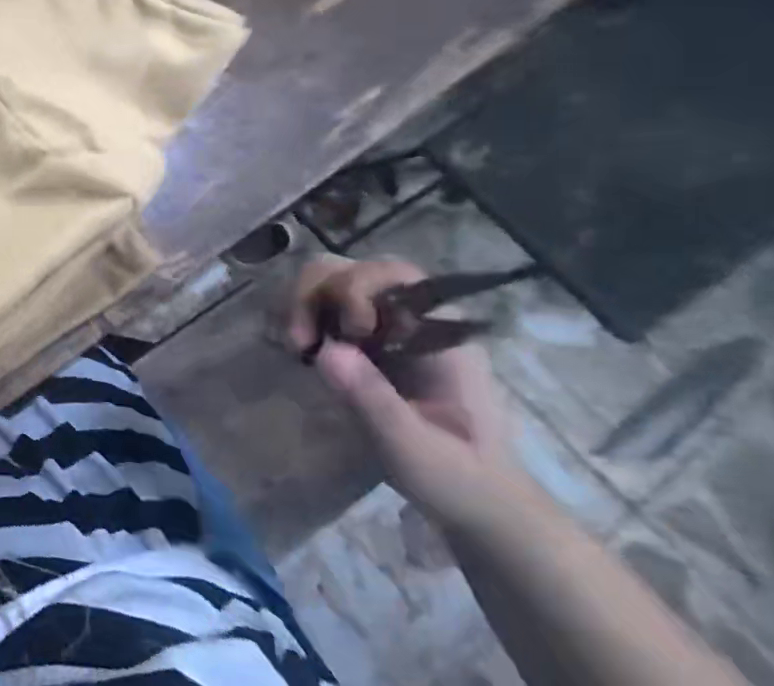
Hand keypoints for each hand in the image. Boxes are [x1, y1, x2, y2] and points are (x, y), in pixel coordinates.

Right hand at [286, 255, 522, 527]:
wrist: (476, 503)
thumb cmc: (457, 478)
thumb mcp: (415, 450)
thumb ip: (375, 401)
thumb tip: (327, 351)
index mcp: (440, 335)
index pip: (394, 276)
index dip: (355, 289)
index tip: (346, 333)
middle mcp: (410, 319)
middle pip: (351, 270)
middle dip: (314, 295)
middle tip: (299, 343)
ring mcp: (385, 328)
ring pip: (329, 283)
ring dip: (301, 306)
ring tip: (297, 349)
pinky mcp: (364, 342)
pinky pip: (324, 308)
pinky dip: (302, 319)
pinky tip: (301, 352)